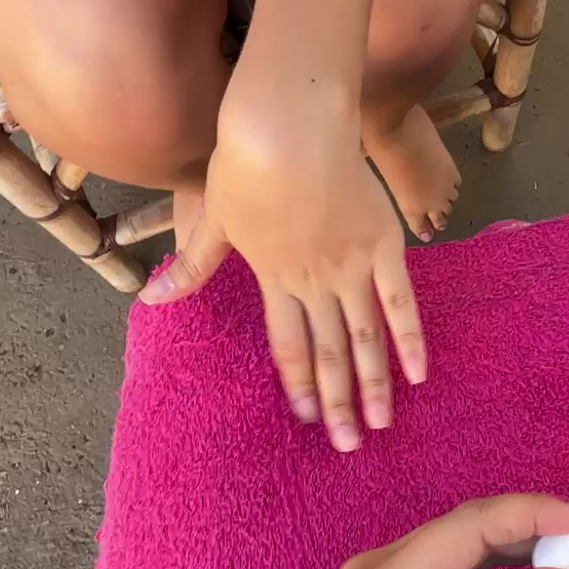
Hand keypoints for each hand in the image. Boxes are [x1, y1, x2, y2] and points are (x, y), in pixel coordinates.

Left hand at [139, 61, 424, 452]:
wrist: (288, 125)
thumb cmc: (244, 163)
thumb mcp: (212, 216)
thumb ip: (192, 265)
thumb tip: (149, 297)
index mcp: (274, 278)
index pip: (288, 344)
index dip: (299, 382)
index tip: (308, 417)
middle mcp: (314, 283)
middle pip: (329, 351)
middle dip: (338, 400)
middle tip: (348, 443)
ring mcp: (352, 267)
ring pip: (364, 337)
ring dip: (373, 383)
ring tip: (381, 422)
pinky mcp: (383, 246)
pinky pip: (401, 300)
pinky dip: (411, 338)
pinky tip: (420, 372)